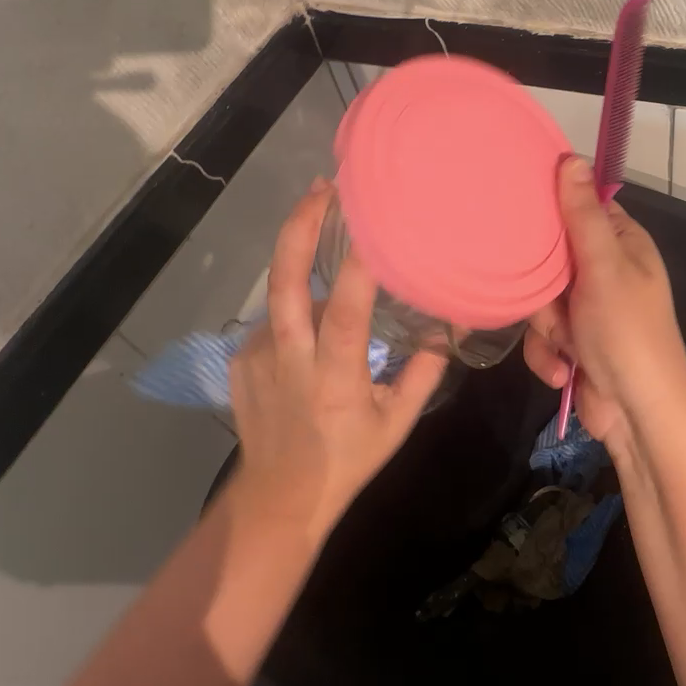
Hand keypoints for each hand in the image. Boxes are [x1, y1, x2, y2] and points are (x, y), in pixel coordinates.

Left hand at [228, 179, 447, 524]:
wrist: (278, 497)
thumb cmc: (347, 460)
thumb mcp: (397, 423)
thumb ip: (423, 373)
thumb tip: (446, 328)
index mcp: (336, 379)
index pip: (346, 313)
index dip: (359, 266)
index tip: (371, 220)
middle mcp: (290, 360)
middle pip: (286, 282)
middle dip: (301, 228)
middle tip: (323, 188)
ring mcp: (257, 358)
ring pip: (282, 296)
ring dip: (305, 267)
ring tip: (329, 244)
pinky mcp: (240, 360)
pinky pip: (274, 320)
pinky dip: (295, 311)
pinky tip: (312, 323)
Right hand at [524, 157, 685, 454]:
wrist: (638, 414)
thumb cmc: (627, 334)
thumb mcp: (604, 268)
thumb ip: (582, 216)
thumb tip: (571, 158)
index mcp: (623, 245)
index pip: (581, 206)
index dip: (552, 210)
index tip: (519, 212)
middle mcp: (606, 272)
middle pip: (549, 257)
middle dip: (545, 290)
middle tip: (555, 304)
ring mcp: (589, 311)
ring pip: (539, 300)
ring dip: (546, 330)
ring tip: (567, 345)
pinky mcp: (574, 344)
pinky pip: (541, 336)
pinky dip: (549, 357)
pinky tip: (565, 372)